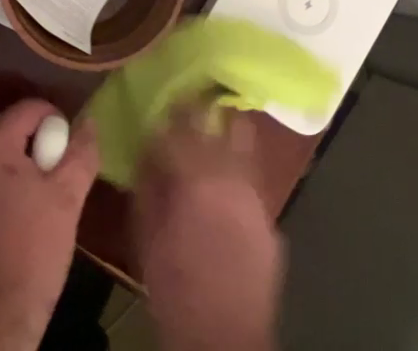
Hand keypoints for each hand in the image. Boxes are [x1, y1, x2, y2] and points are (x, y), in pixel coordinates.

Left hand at [0, 100, 101, 315]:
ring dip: (3, 147)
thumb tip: (88, 123)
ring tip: (31, 177)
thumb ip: (80, 154)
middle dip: (17, 126)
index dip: (53, 117)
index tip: (69, 142)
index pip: (26, 108)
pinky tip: (16, 197)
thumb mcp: (68, 197)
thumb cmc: (34, 245)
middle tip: (43, 153)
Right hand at [134, 104, 283, 350]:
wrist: (222, 338)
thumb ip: (149, 183)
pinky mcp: (272, 224)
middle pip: (227, 127)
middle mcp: (233, 181)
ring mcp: (258, 201)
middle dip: (211, 109)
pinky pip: (254, 183)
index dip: (176, 107)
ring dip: (232, 133)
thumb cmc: (172, 285)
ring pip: (248, 150)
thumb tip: (149, 148)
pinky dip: (241, 170)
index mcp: (197, 179)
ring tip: (220, 120)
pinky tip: (229, 176)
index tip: (169, 92)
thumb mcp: (145, 233)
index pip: (185, 126)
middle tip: (198, 96)